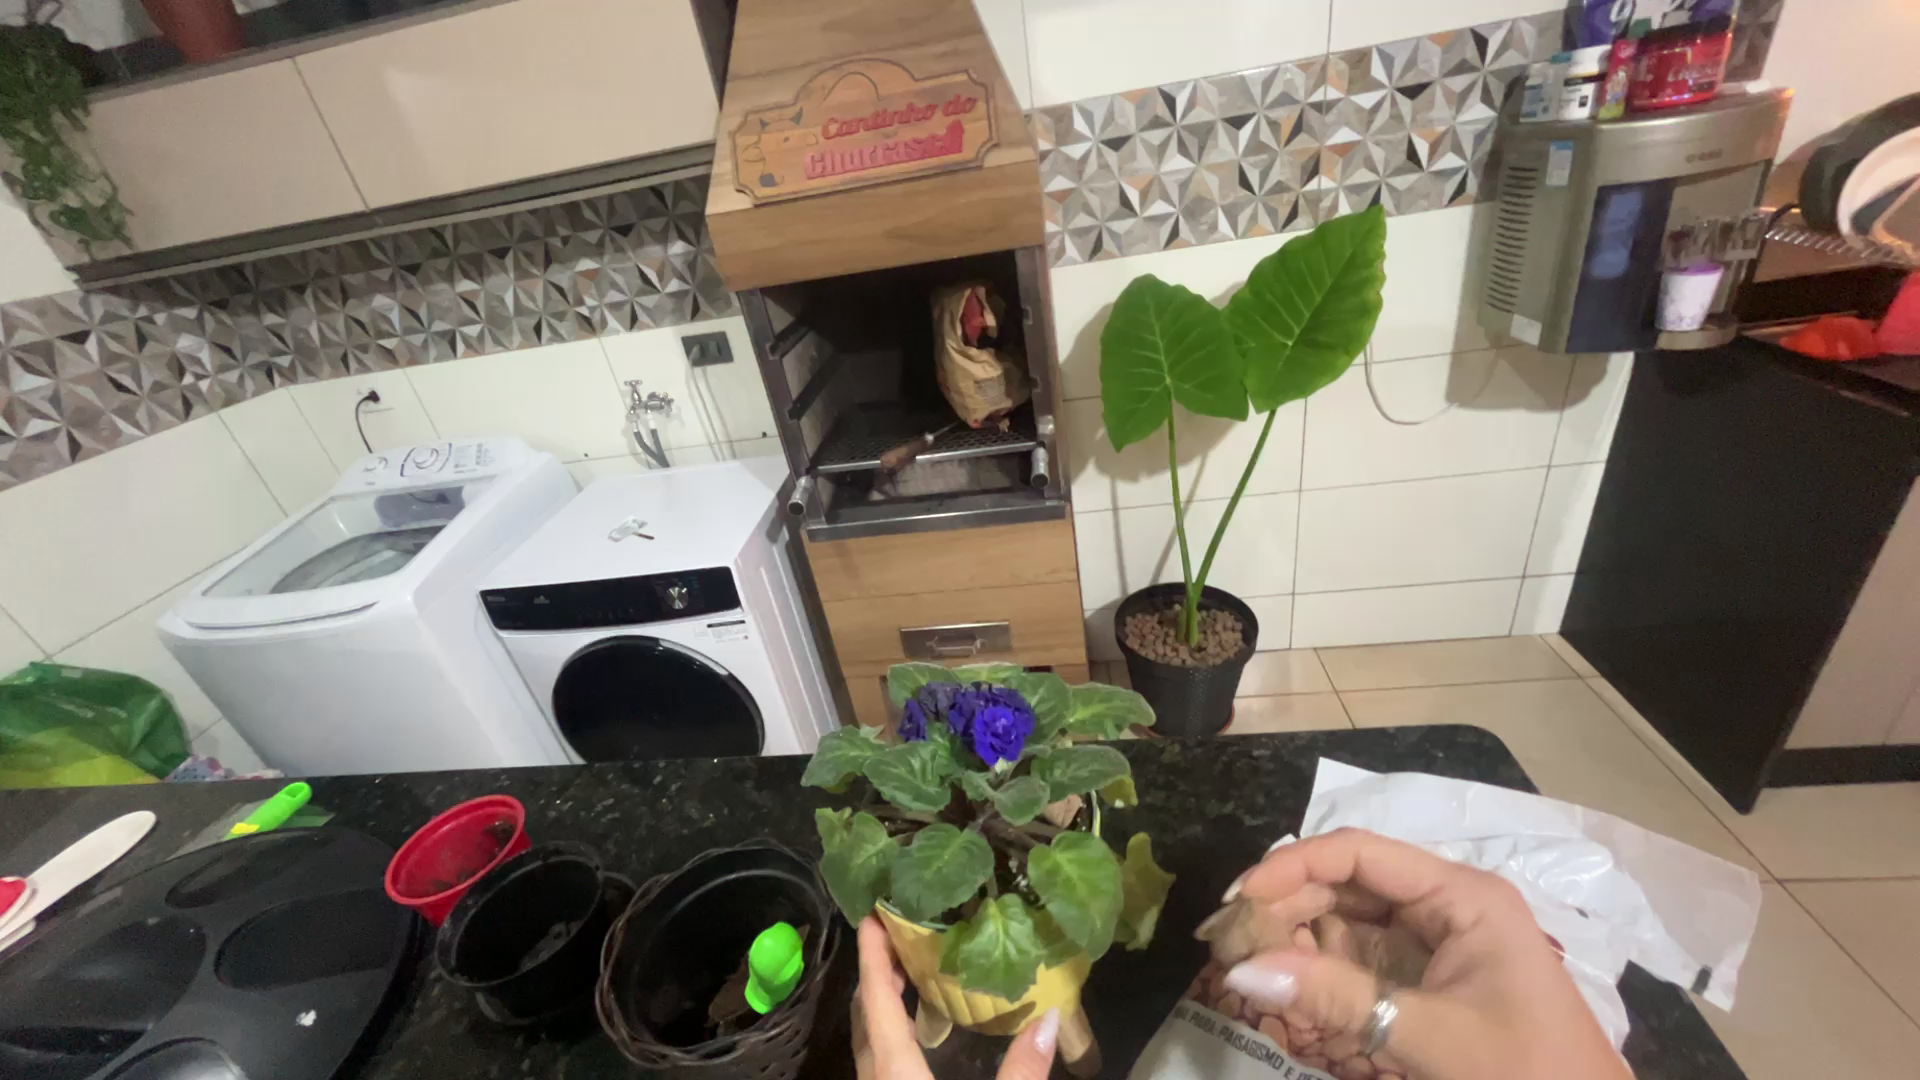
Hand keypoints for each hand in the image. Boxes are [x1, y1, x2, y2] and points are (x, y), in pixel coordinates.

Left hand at [854, 914, 1059, 1079]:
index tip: (872, 913)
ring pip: (868, 1037)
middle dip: (876, 969)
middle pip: (865, 1013)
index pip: (876, 999)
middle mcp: (874, 1078)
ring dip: (880, 1000)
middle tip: (897, 929)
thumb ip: (1021, 1071)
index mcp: (894, 1069)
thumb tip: (1049, 1016)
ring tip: (906, 967)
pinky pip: (876, 1057)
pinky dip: (888, 1028)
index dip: (872, 954)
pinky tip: (914, 1028)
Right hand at [1219, 828, 1629, 1079]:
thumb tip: (1238, 970)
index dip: (1291, 865)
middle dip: (1289, 903)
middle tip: (1235, 937)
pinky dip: (1323, 962)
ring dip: (1300, 933)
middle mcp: (1446, 902)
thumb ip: (1336, 998)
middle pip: (1346, 881)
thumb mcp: (1434, 1040)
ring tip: (1253, 958)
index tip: (1241, 898)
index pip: (1356, 853)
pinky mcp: (1429, 975)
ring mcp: (1438, 939)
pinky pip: (1361, 952)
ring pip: (1348, 914)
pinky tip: (1292, 978)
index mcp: (1461, 894)